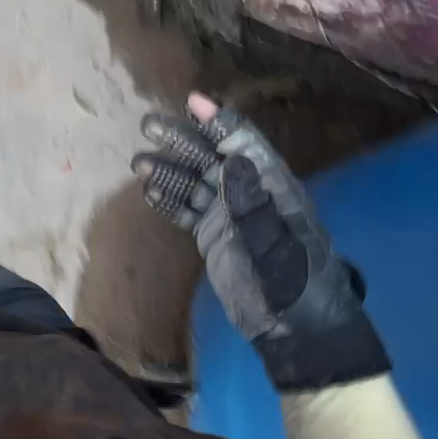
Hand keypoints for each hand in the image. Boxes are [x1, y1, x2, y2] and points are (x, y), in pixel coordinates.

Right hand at [133, 93, 388, 391]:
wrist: (299, 337)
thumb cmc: (298, 289)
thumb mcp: (278, 247)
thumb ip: (254, 204)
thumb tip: (231, 159)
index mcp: (274, 189)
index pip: (244, 145)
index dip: (219, 122)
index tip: (191, 101)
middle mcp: (249, 195)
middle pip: (211, 157)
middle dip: (182, 140)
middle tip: (148, 124)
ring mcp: (229, 215)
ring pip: (194, 182)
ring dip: (168, 170)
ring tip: (138, 163)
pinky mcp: (214, 237)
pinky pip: (187, 211)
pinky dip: (169, 200)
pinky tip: (148, 193)